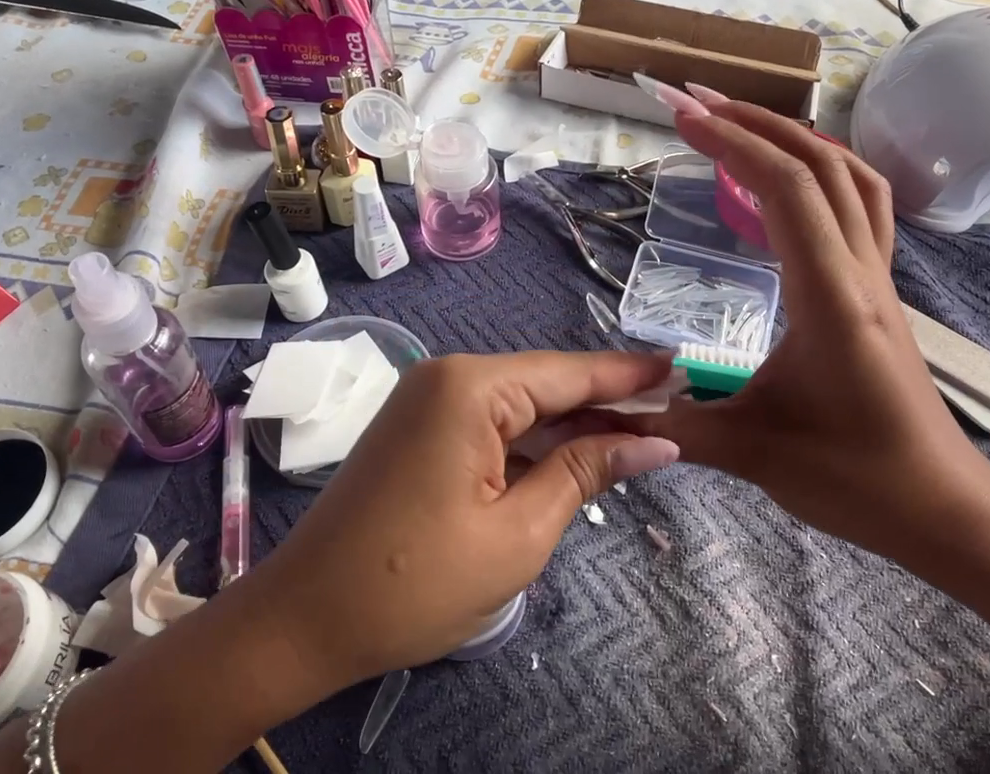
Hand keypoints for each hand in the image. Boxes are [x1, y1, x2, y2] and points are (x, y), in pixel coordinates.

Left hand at [246, 350, 679, 685]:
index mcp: (470, 388)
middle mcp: (447, 378)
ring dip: (575, 424)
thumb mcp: (518, 533)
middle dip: (608, 402)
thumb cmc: (416, 583)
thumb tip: (654, 442)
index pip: (570, 372)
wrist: (306, 619)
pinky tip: (579, 453)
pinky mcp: (420, 430)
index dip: (630, 374)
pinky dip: (537, 441)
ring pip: (522, 404)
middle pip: (547, 383)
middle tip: (675, 413)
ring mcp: (428, 402)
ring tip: (643, 434)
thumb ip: (586, 473)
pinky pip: (493, 424)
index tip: (684, 369)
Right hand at [634, 93, 989, 567]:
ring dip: (794, 138)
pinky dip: (819, 174)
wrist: (944, 511)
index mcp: (831, 297)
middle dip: (755, 121)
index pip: (787, 189)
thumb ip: (672, 426)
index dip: (732, 142)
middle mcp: (861, 272)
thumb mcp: (752, 453)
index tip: (679, 116)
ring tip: (738, 124)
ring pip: (849, 177)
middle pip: (821, 164)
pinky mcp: (879, 294)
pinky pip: (858, 207)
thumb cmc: (856, 481)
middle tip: (693, 101)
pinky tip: (785, 188)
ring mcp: (877, 279)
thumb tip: (599, 411)